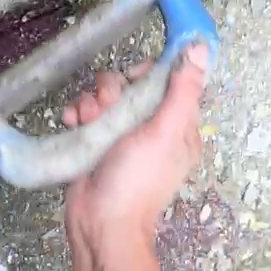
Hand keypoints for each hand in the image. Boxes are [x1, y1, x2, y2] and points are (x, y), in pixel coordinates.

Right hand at [62, 44, 209, 251]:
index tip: (133, 76)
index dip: (147, 72)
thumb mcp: (165, 132)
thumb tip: (199, 47)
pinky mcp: (94, 141)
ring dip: (91, 103)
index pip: (165, 79)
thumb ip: (182, 90)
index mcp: (177, 125)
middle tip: (108, 108)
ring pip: (103, 96)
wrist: (100, 223)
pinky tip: (71, 123)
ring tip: (87, 122)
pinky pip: (84, 112)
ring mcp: (120, 134)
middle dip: (112, 90)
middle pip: (129, 84)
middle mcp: (150, 127)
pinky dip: (76, 114)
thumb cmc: (137, 180)